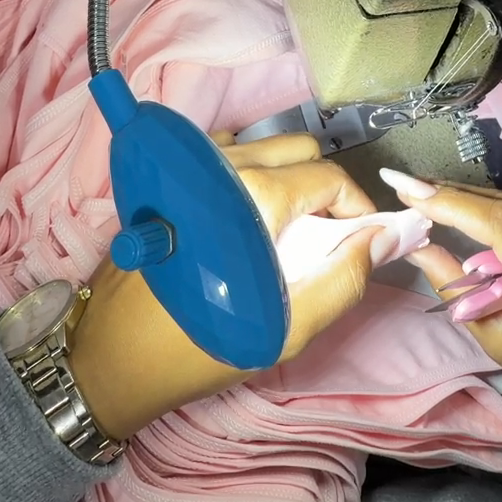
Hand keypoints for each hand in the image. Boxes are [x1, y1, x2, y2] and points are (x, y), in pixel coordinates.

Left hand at [67, 134, 383, 438]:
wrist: (113, 354)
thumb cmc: (200, 346)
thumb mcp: (286, 329)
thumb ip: (345, 278)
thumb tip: (388, 236)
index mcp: (256, 197)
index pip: (331, 178)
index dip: (355, 209)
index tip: (358, 241)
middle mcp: (227, 166)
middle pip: (303, 151)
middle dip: (324, 190)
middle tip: (321, 237)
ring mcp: (197, 164)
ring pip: (268, 146)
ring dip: (289, 178)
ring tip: (282, 229)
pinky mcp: (175, 171)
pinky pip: (230, 150)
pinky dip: (250, 171)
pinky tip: (242, 214)